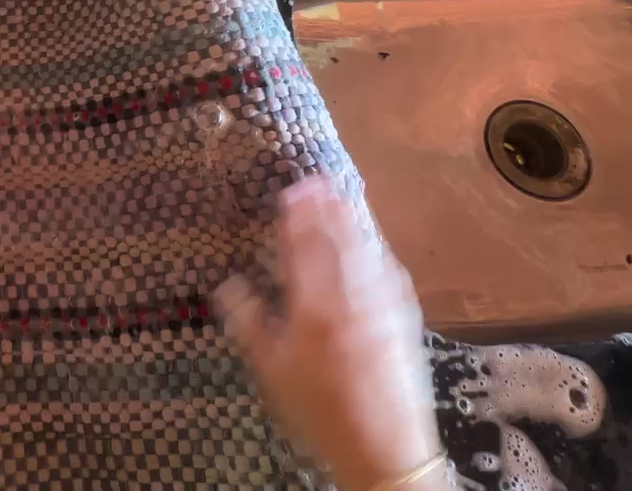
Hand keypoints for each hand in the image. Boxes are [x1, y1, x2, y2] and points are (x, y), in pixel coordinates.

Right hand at [213, 179, 446, 489]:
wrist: (385, 452)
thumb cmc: (319, 411)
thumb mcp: (271, 371)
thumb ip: (248, 324)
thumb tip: (227, 285)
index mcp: (314, 310)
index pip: (304, 250)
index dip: (297, 218)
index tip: (291, 192)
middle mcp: (351, 301)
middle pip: (338, 242)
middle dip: (327, 208)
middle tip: (317, 180)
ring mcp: (382, 309)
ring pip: (366, 252)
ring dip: (352, 220)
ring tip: (341, 195)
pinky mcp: (404, 322)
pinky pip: (390, 274)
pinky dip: (378, 248)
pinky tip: (373, 239)